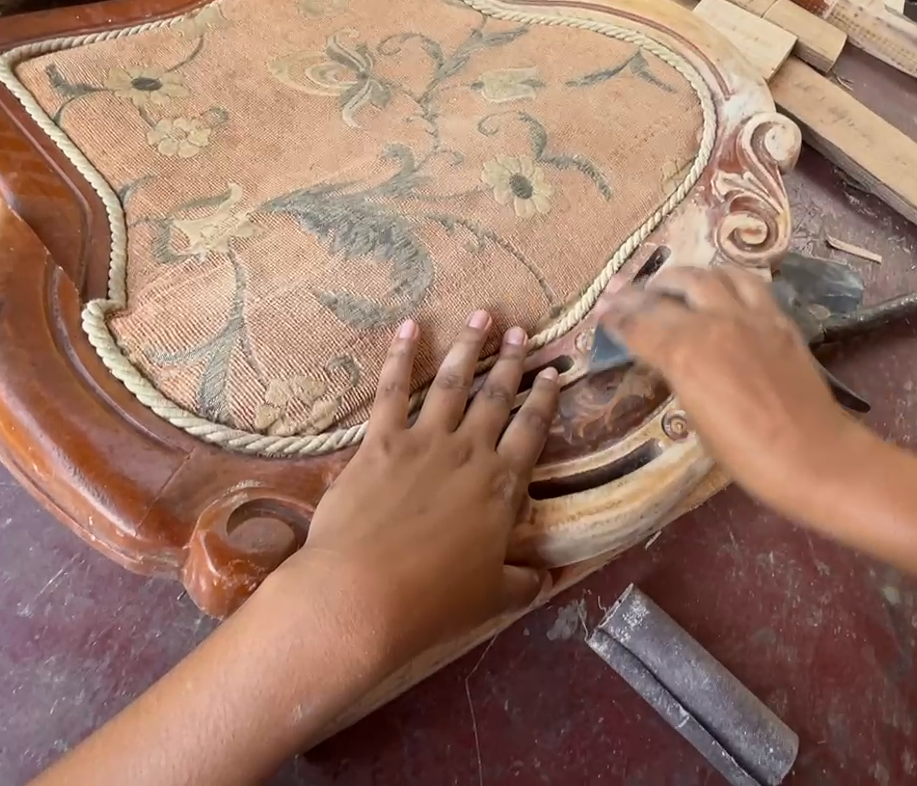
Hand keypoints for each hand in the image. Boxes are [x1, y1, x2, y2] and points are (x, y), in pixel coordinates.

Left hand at [273, 310, 560, 676]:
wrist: (363, 593)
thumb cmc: (433, 601)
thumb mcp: (492, 598)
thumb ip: (522, 581)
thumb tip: (546, 577)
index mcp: (500, 486)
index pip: (532, 430)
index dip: (544, 399)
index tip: (553, 371)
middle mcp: (469, 452)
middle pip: (496, 396)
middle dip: (511, 361)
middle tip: (521, 330)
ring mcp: (425, 441)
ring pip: (453, 383)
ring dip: (469, 346)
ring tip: (482, 315)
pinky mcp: (382, 440)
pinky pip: (392, 389)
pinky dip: (400, 355)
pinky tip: (408, 327)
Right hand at [600, 266, 866, 510]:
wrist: (814, 456)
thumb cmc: (747, 455)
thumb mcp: (696, 419)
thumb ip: (678, 376)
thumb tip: (666, 357)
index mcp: (684, 354)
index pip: (639, 325)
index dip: (615, 317)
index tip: (601, 310)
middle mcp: (712, 323)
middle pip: (666, 293)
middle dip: (636, 290)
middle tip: (619, 288)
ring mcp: (749, 316)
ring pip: (706, 275)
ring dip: (680, 275)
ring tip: (667, 281)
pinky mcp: (777, 317)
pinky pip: (747, 281)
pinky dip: (724, 276)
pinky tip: (718, 280)